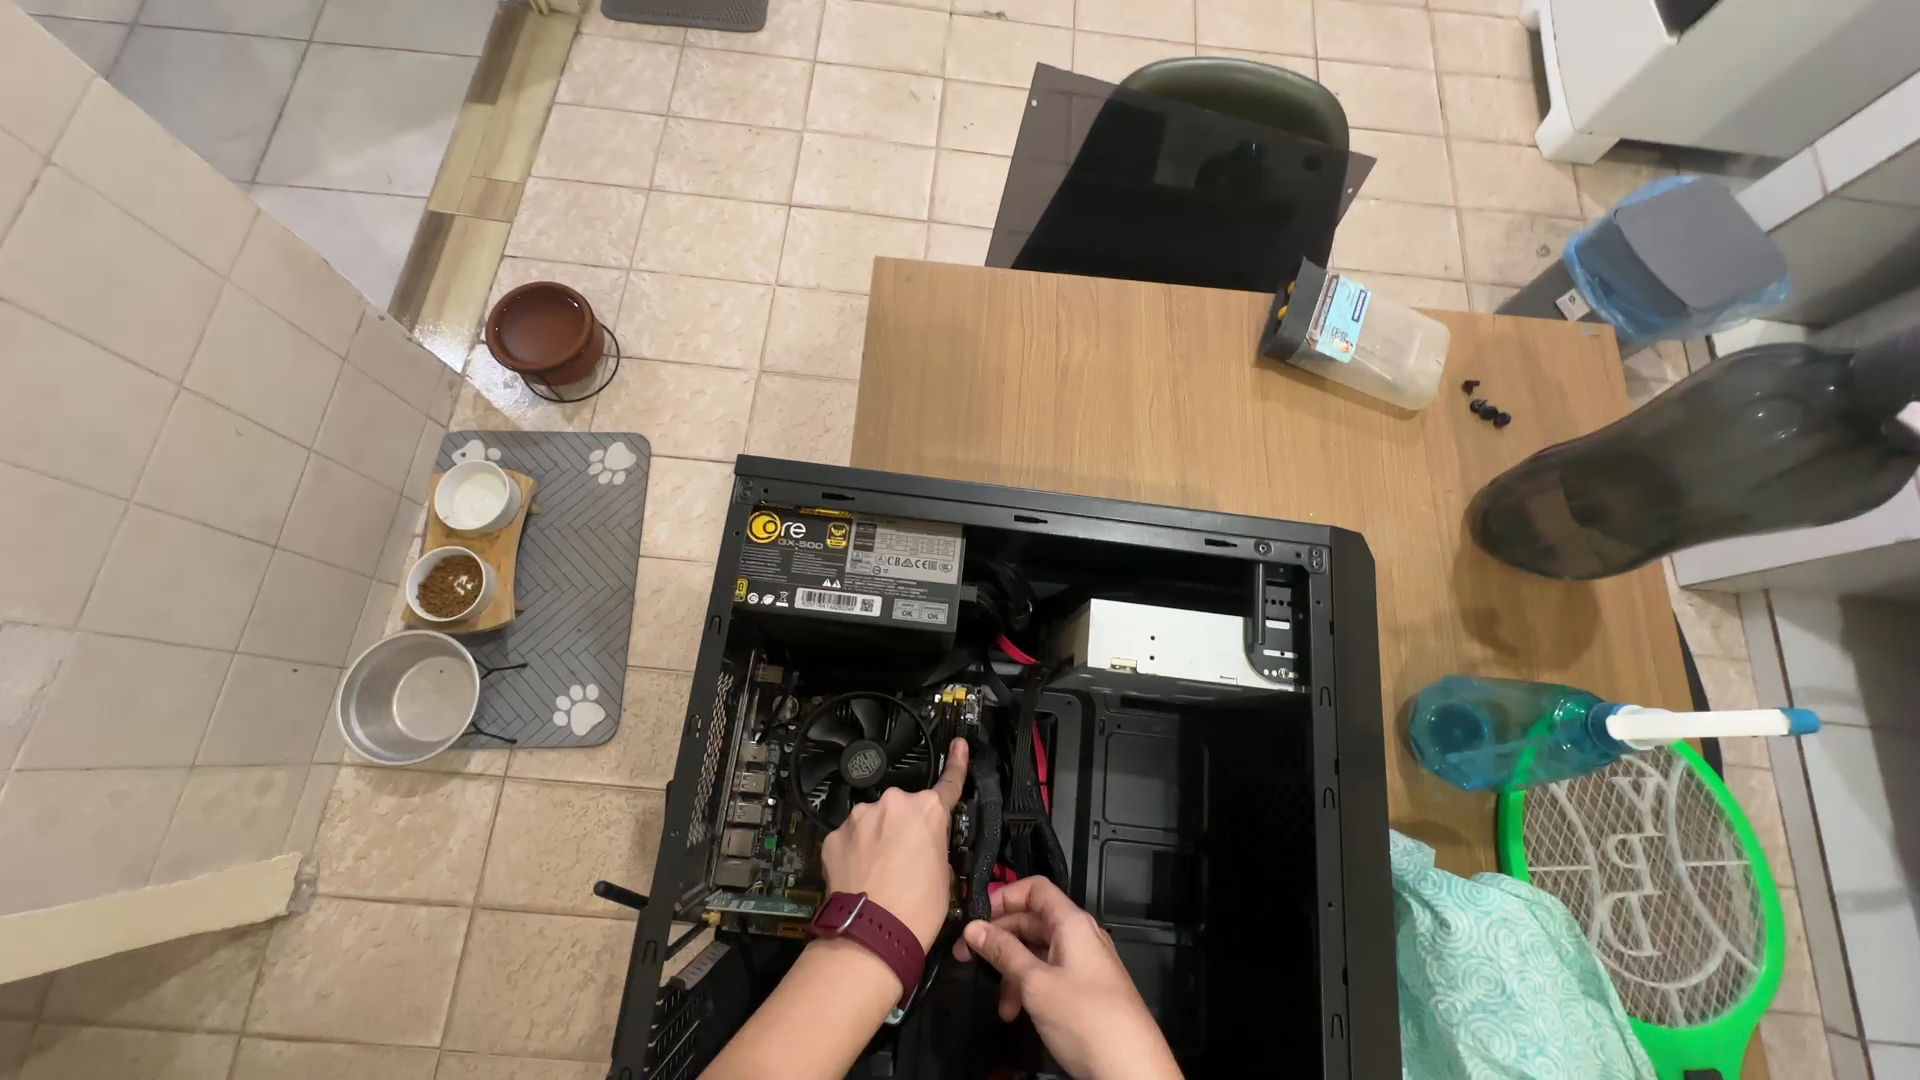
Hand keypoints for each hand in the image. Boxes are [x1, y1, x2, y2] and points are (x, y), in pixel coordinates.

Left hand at [820, 737, 967, 950]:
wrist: (872, 935)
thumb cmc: (920, 908)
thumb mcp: (944, 872)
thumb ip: (934, 843)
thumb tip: (923, 843)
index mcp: (928, 809)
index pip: (949, 782)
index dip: (957, 763)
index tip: (959, 744)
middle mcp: (893, 802)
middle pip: (903, 808)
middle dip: (904, 826)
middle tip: (906, 860)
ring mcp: (860, 817)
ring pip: (873, 821)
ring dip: (877, 837)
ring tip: (878, 873)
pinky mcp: (834, 835)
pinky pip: (849, 838)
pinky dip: (854, 851)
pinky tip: (858, 876)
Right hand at [954, 877, 1181, 1079]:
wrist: (1134, 1072)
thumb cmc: (1084, 1017)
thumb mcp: (1035, 984)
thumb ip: (1003, 952)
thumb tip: (972, 927)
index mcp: (1071, 922)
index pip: (1035, 889)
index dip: (1004, 896)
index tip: (976, 917)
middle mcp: (1079, 935)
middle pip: (1032, 921)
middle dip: (1000, 939)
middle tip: (967, 956)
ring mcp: (1084, 963)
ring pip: (1038, 952)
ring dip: (1013, 972)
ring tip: (1001, 1005)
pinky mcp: (1086, 989)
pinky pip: (1050, 975)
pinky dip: (1030, 988)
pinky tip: (1017, 1013)